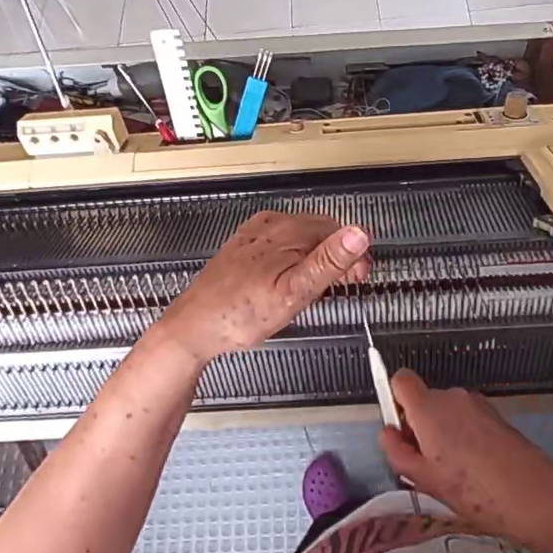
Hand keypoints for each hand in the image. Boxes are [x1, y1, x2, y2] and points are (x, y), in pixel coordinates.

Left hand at [151, 211, 371, 363]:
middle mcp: (271, 225)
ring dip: (316, 257)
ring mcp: (255, 234)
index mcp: (289, 231)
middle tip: (342, 285)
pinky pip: (281, 244)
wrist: (194, 327)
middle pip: (322, 231)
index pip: (339, 230)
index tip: (359, 276)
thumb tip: (359, 234)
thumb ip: (329, 261)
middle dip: (337, 256)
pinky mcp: (244, 246)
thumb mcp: (295, 292)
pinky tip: (289, 279)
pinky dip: (294, 258)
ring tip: (317, 287)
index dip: (355, 255)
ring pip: (302, 238)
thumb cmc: (238, 314)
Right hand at [378, 369, 552, 543]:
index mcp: (430, 408)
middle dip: (419, 426)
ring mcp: (475, 403)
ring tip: (453, 472)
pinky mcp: (493, 413)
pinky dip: (462, 435)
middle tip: (426, 464)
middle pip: (422, 400)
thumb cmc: (476, 491)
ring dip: (441, 434)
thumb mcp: (425, 479)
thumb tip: (387, 434)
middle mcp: (452, 397)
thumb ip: (397, 452)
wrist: (533, 494)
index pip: (399, 380)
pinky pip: (464, 417)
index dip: (394, 401)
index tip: (400, 431)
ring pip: (444, 411)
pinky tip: (472, 468)